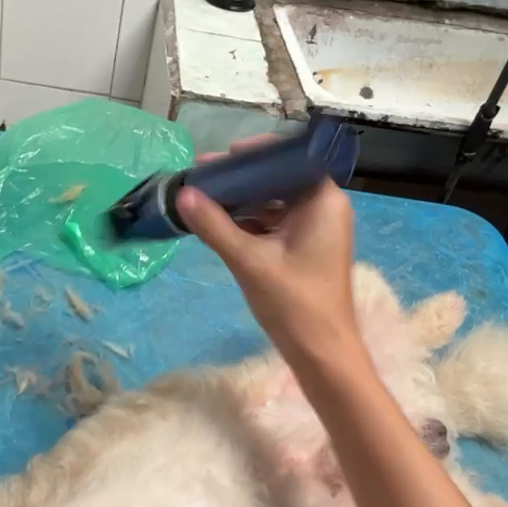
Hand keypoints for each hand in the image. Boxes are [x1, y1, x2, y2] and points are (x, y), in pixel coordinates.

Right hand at [176, 156, 358, 365]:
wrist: (322, 354)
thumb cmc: (294, 304)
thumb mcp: (249, 261)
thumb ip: (214, 225)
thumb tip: (183, 194)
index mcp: (323, 201)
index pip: (292, 158)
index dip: (257, 153)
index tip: (224, 154)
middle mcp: (324, 208)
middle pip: (280, 179)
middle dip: (242, 177)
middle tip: (202, 175)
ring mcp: (316, 229)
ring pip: (275, 202)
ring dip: (243, 200)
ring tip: (203, 196)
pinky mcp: (306, 248)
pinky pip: (276, 223)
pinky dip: (250, 221)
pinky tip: (218, 222)